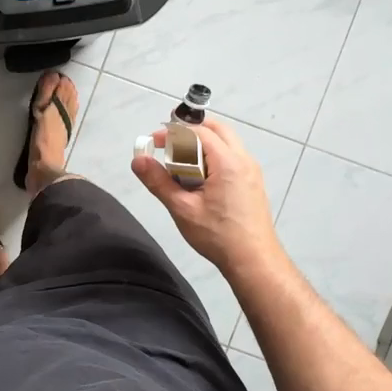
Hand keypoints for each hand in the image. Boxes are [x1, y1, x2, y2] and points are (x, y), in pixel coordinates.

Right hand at [132, 117, 281, 277]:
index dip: (173, 131)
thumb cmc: (218, 235)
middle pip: (217, 131)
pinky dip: (213, 158)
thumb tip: (138, 160)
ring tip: (180, 164)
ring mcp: (251, 171)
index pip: (199, 132)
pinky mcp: (252, 183)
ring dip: (202, 145)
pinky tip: (198, 180)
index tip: (152, 142)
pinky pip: (232, 158)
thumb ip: (159, 182)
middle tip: (167, 145)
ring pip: (226, 144)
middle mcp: (244, 160)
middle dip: (190, 132)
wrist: (253, 260)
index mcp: (228, 162)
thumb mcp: (182, 209)